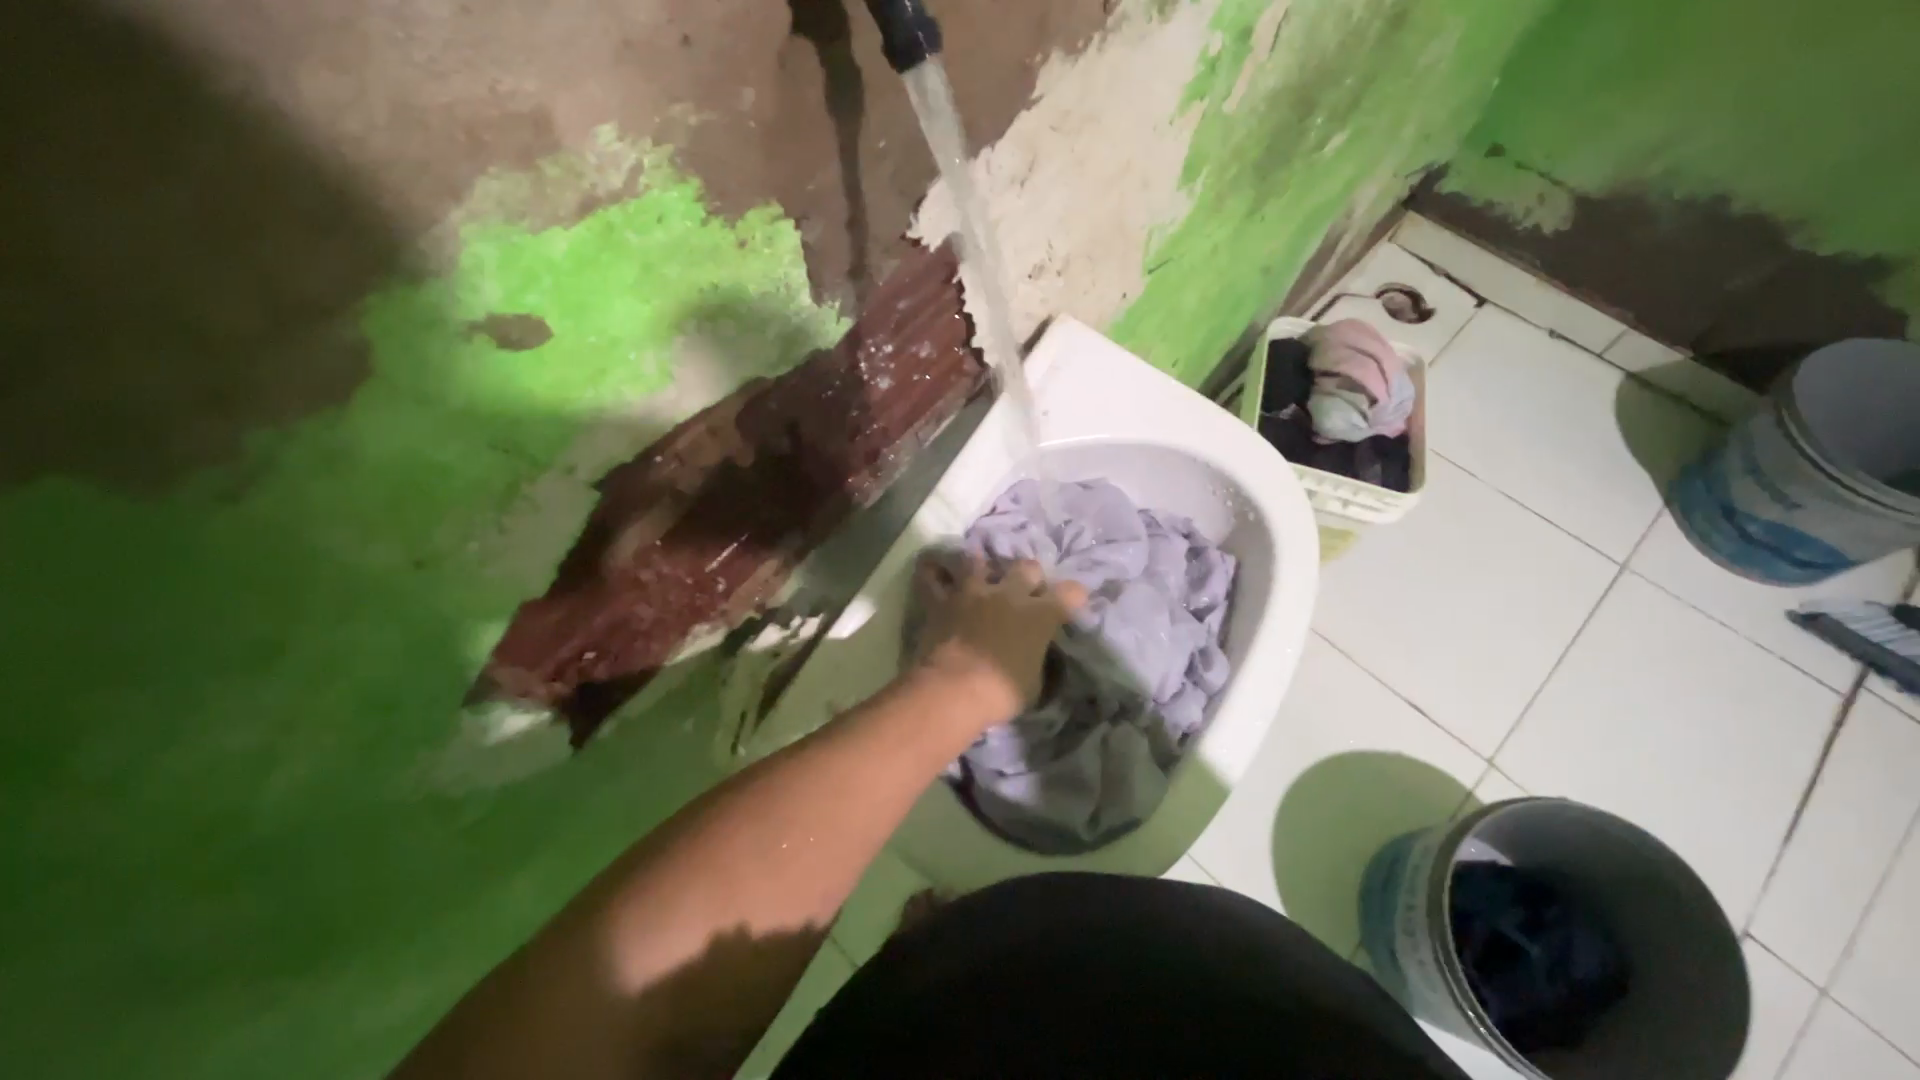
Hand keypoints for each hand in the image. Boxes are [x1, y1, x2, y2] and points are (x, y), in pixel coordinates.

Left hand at [912, 555, 1088, 726]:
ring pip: (978, 560)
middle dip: (1030, 576)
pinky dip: (933, 573)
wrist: (952, 691)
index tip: (1072, 604)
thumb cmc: (1001, 694)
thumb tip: (1033, 657)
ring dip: (981, 566)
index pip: (1070, 593)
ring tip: (980, 575)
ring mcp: (973, 592)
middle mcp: (1009, 594)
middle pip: (1027, 567)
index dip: (1074, 597)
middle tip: (1025, 592)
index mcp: (1040, 615)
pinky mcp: (942, 600)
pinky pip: (932, 577)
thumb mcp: (1034, 685)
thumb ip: (1037, 661)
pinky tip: (933, 571)